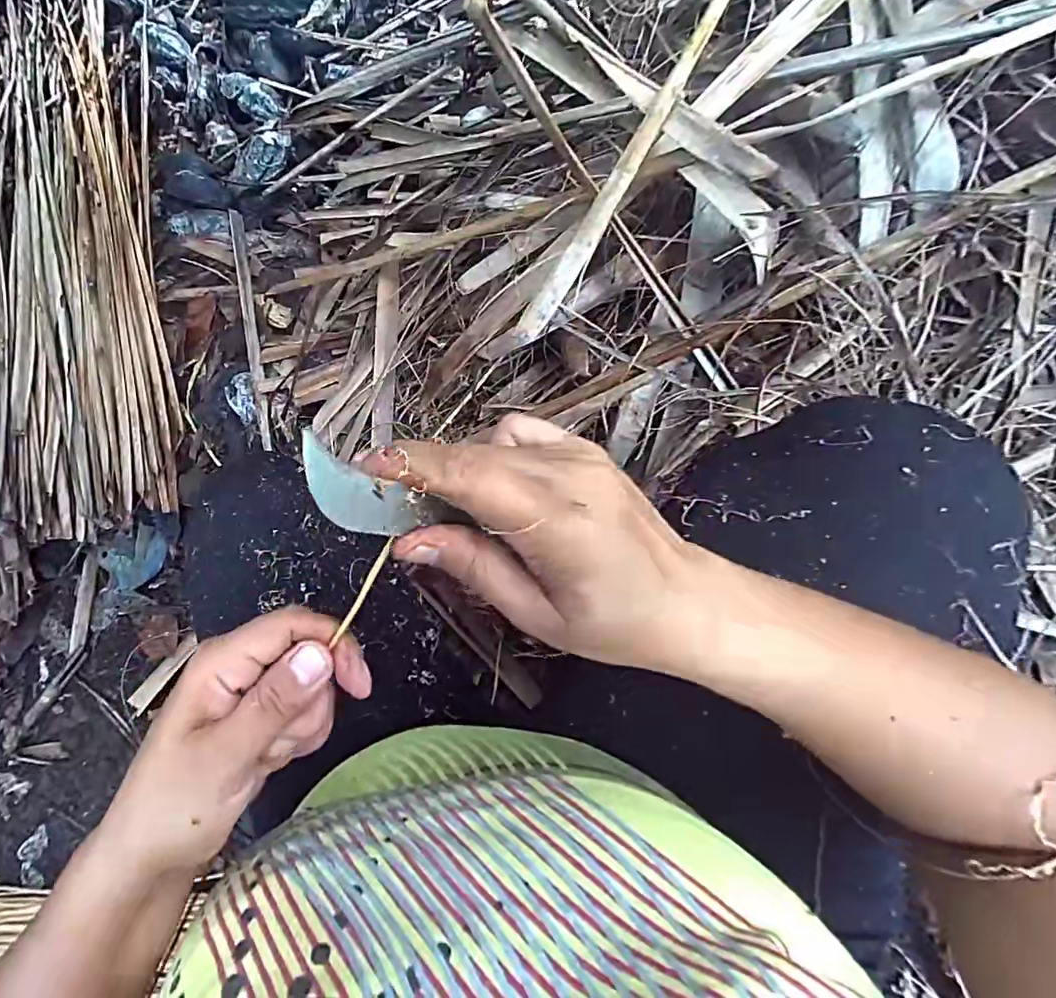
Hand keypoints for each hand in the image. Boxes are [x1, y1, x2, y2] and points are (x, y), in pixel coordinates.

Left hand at [88, 607, 371, 880]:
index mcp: (222, 660)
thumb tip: (320, 653)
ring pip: (310, 689)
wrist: (151, 854)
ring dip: (301, 728)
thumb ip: (275, 703)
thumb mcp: (225, 756)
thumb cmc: (172, 805)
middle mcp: (238, 666)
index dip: (333, 644)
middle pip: (307, 657)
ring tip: (262, 756)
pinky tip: (266, 761)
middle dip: (309, 703)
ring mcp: (249, 693)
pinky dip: (295, 740)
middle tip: (276, 743)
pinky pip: (301, 715)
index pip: (292, 625)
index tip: (359, 687)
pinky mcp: (260, 718)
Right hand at [359, 413, 721, 672]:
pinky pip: (517, 432)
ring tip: (454, 507)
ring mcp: (578, 454)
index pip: (470, 475)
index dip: (413, 465)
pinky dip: (489, 449)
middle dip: (421, 470)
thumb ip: (470, 566)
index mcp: (558, 522)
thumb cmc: (614, 623)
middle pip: (471, 454)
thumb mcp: (535, 613)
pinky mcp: (583, 447)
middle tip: (395, 504)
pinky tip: (492, 481)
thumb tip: (408, 541)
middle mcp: (568, 474)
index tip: (367, 466)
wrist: (688, 600)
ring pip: (488, 439)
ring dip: (456, 466)